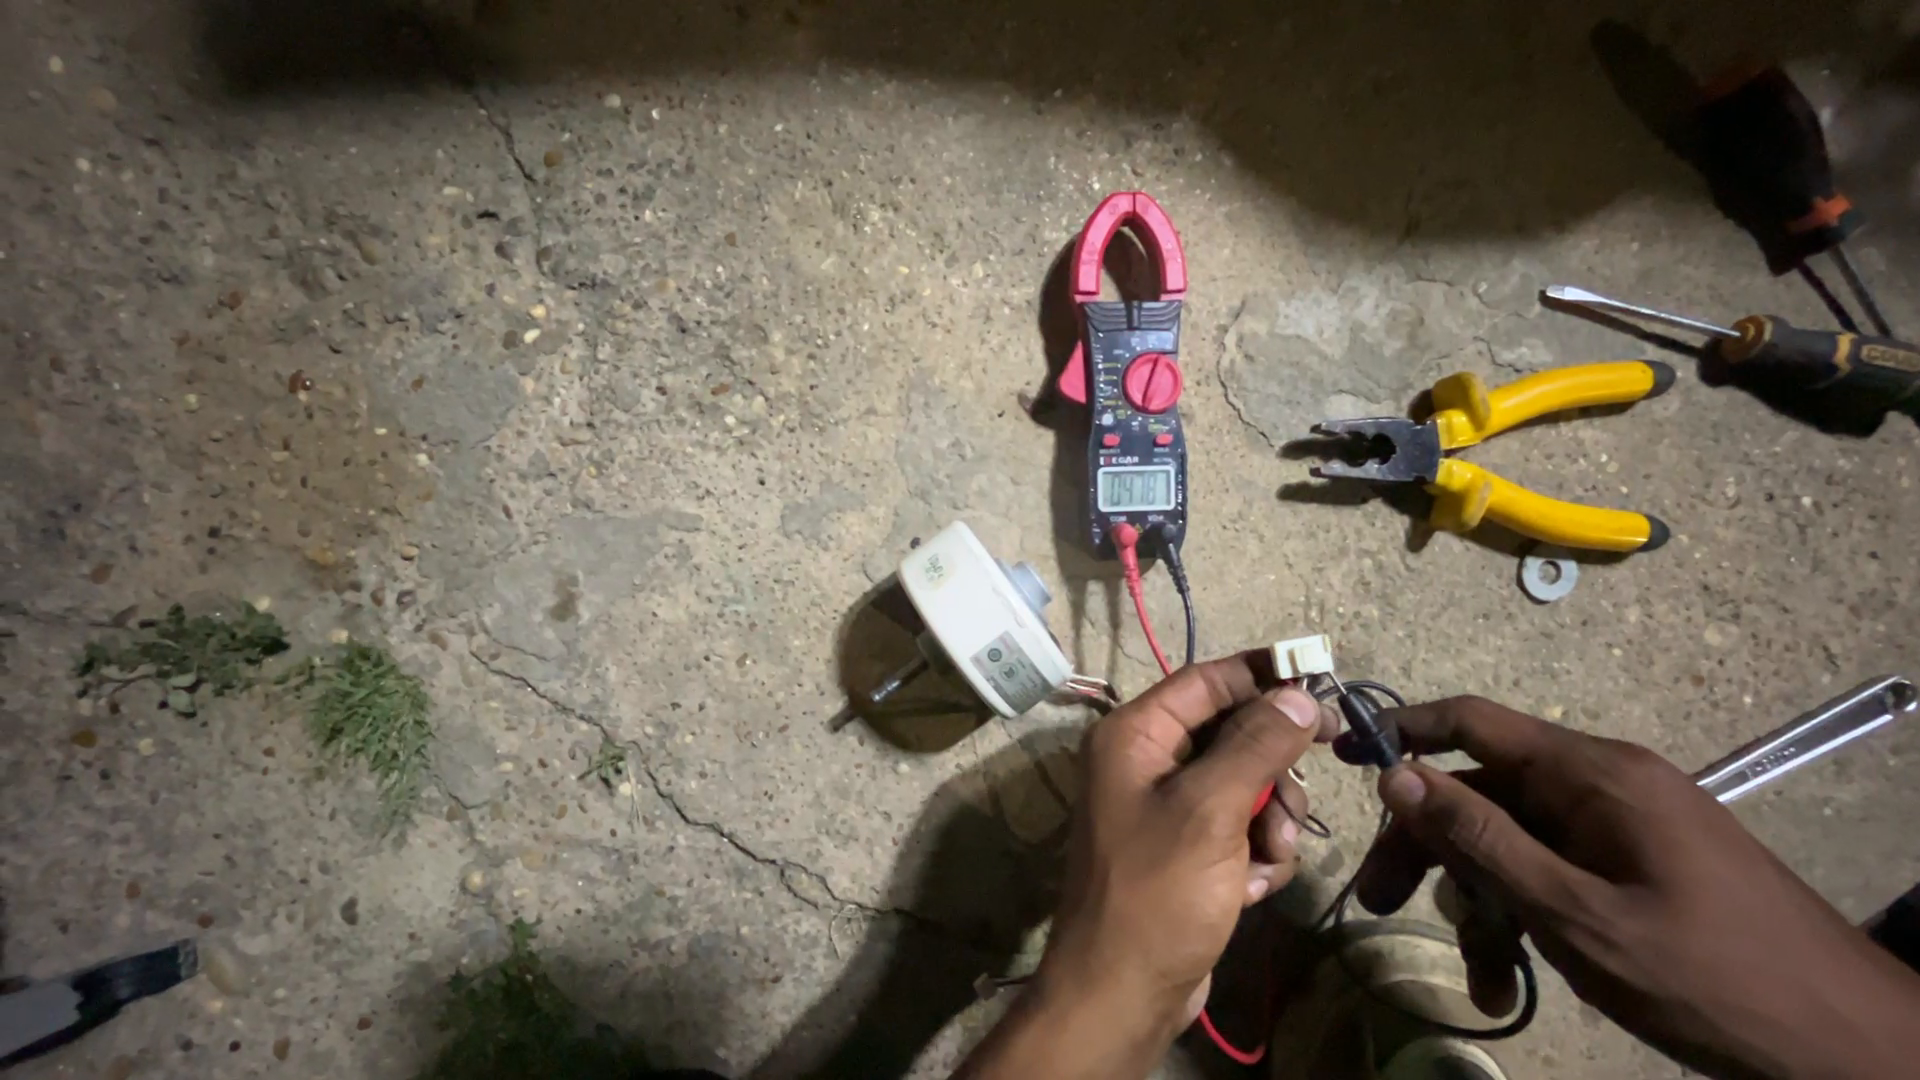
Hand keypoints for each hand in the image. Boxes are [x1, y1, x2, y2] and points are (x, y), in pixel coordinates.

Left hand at [1038, 654, 1323, 1039]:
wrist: (1123, 992)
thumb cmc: (1157, 891)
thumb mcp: (1211, 810)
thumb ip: (1256, 746)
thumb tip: (1298, 694)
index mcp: (1134, 735)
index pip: (1205, 681)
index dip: (1261, 676)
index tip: (1319, 679)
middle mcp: (1146, 761)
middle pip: (1230, 733)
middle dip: (1272, 768)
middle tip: (1301, 792)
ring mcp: (1166, 807)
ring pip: (1244, 784)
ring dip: (1270, 819)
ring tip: (1270, 856)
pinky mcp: (1187, 849)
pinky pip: (1238, 828)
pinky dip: (1256, 853)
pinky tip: (1252, 886)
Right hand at [1358, 696, 1919, 1079]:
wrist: (1866, 1057)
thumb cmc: (1711, 975)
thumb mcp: (1575, 912)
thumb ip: (1480, 838)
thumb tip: (1395, 774)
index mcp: (1590, 774)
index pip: (1472, 722)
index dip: (1402, 731)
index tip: (1344, 754)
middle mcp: (1599, 785)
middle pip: (1480, 795)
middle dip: (1428, 849)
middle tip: (1379, 898)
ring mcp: (1618, 826)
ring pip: (1511, 842)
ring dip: (1480, 902)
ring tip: (1480, 975)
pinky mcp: (1632, 864)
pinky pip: (1551, 870)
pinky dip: (1524, 916)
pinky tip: (1513, 976)